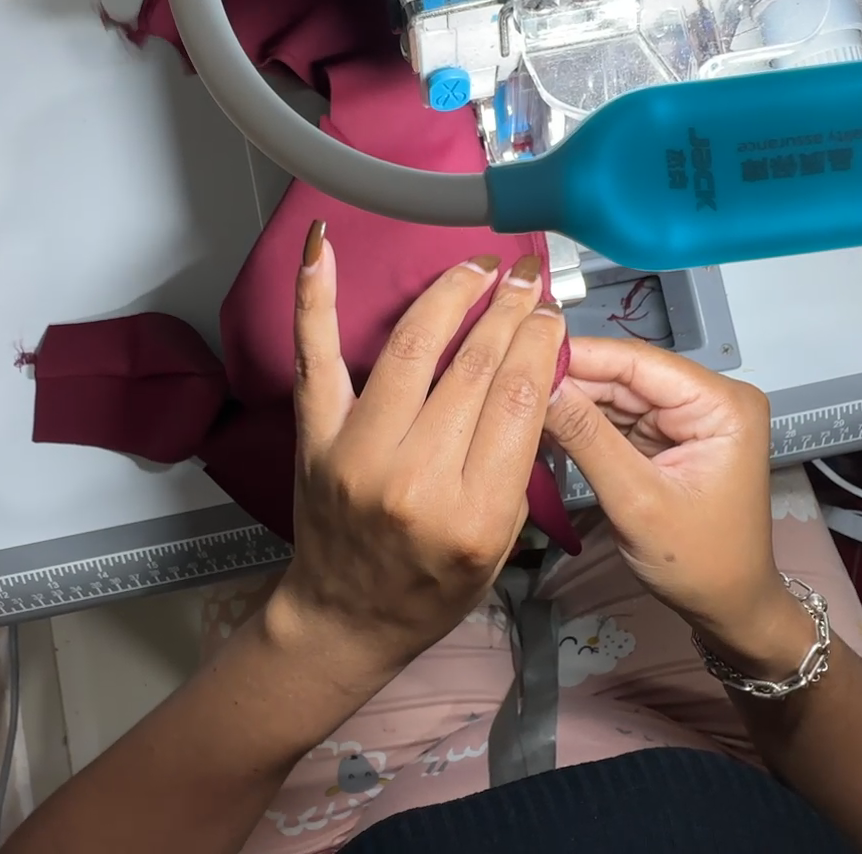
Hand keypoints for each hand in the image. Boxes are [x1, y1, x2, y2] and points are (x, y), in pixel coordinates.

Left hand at [268, 221, 566, 683]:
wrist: (346, 616)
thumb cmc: (431, 587)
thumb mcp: (502, 542)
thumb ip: (518, 461)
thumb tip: (530, 371)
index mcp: (474, 512)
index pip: (519, 398)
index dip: (538, 340)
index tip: (547, 312)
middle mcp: (415, 477)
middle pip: (474, 366)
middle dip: (506, 309)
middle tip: (522, 276)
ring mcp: (357, 451)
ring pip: (412, 347)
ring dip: (450, 294)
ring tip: (475, 268)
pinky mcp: (315, 437)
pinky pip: (314, 356)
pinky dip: (315, 297)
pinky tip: (321, 246)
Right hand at [542, 338, 809, 674]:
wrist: (728, 609)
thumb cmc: (697, 561)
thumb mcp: (636, 500)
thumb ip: (586, 437)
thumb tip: (538, 384)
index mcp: (720, 403)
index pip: (637, 362)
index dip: (578, 355)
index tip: (519, 352)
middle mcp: (706, 397)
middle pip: (623, 375)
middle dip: (569, 381)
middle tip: (507, 382)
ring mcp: (685, 415)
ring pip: (614, 393)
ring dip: (569, 401)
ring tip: (516, 401)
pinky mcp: (665, 434)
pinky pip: (615, 416)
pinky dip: (580, 423)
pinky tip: (543, 422)